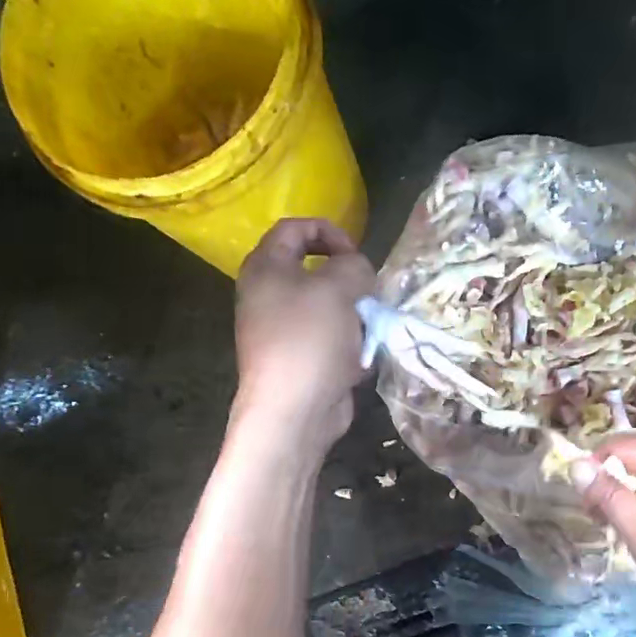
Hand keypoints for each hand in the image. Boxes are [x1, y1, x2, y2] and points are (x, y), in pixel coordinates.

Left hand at [231, 218, 376, 439]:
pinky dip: (350, 343)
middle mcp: (269, 293)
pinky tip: (361, 358)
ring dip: (355, 314)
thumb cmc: (310, 340)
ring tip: (369, 330)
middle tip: (369, 294)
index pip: (295, 228)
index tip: (358, 254)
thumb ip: (354, 266)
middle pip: (315, 270)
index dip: (330, 232)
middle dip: (349, 280)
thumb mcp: (338, 289)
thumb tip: (358, 270)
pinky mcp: (300, 356)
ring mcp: (283, 328)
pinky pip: (331, 337)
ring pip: (329, 306)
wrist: (294, 408)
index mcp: (266, 267)